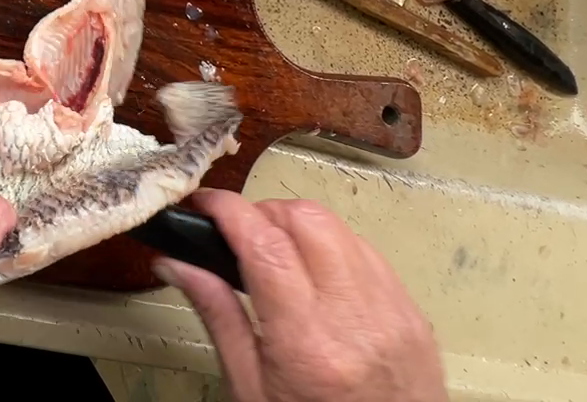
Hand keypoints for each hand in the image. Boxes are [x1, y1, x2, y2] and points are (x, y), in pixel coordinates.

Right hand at [153, 191, 445, 401]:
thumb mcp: (249, 388)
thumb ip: (217, 315)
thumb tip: (173, 262)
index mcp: (308, 344)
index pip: (264, 244)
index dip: (228, 209)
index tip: (203, 202)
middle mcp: (356, 320)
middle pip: (304, 219)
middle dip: (263, 212)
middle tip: (240, 236)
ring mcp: (393, 313)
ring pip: (337, 225)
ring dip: (297, 225)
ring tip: (275, 254)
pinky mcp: (413, 314)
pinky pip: (365, 250)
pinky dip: (331, 246)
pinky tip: (315, 274)